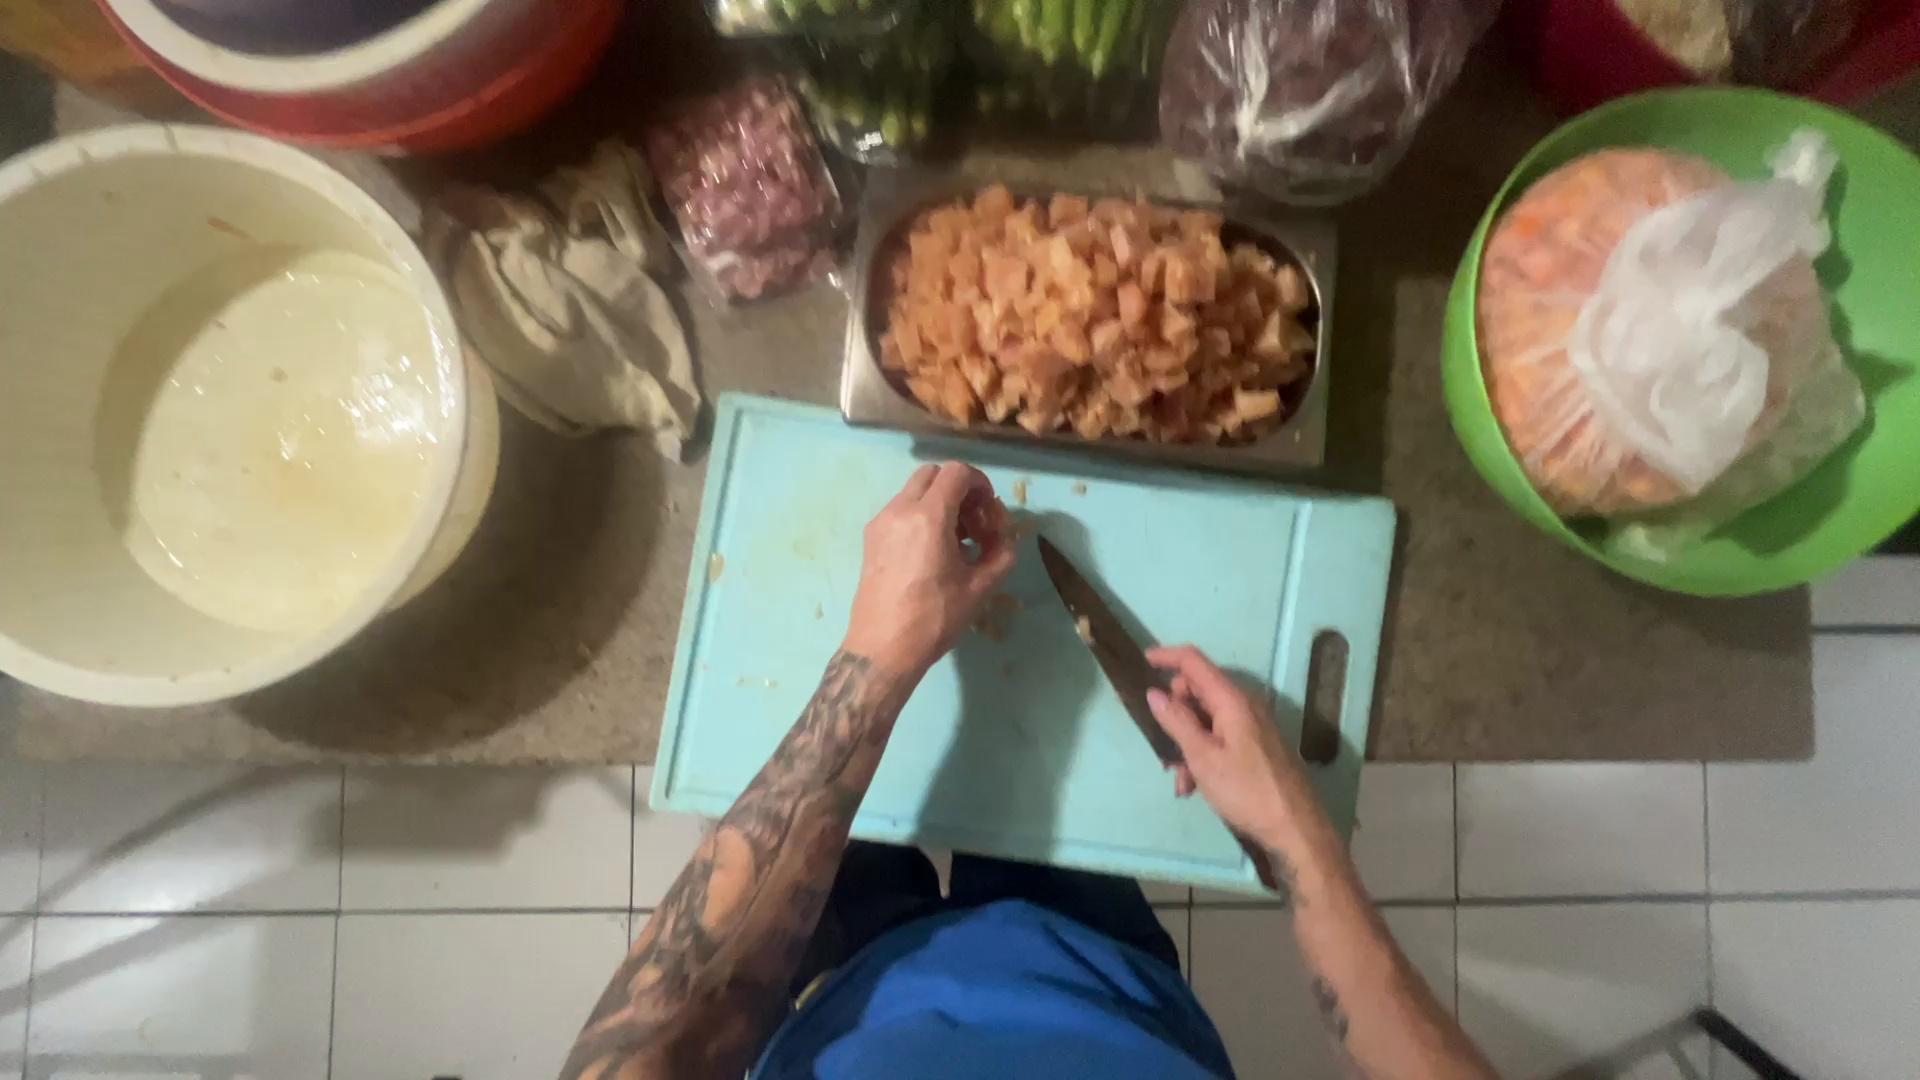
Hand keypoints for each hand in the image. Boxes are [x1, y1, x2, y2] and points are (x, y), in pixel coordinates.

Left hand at [842, 463, 1016, 676]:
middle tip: (974, 523)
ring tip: (956, 542)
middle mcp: (899, 510)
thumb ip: (1001, 555)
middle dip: (958, 490)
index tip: (989, 510)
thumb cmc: (934, 619)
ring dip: (939, 503)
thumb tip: (1006, 540)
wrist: (882, 649)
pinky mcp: (870, 539)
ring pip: (914, 492)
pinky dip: (921, 517)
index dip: (980, 483)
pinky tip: (932, 553)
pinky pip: (900, 511)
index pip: (957, 472)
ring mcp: (880, 523)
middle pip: (933, 475)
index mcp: (928, 517)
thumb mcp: (980, 589)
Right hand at [1146, 645, 1315, 848]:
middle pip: (1197, 690)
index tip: (1141, 662)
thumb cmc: (1247, 791)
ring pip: (1205, 718)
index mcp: (1231, 700)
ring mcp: (1252, 724)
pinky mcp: (1256, 744)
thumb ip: (1177, 721)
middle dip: (1174, 713)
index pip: (1193, 661)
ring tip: (1180, 780)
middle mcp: (1244, 704)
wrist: (1297, 830)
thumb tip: (1155, 692)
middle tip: (1162, 745)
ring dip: (1185, 741)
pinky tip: (1194, 786)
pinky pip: (1219, 736)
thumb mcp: (1203, 757)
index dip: (1165, 656)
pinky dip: (1202, 753)